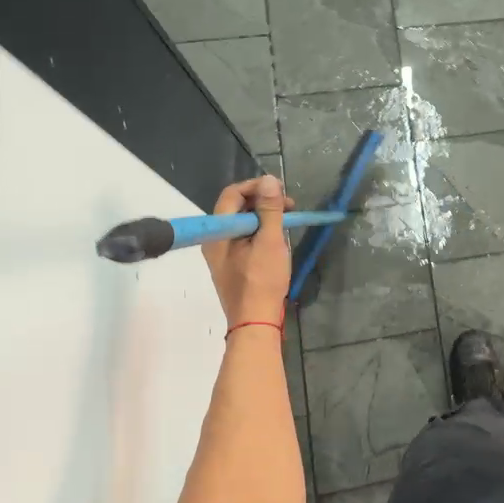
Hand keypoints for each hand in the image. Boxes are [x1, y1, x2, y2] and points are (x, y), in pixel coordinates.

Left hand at [202, 176, 293, 327]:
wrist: (254, 322)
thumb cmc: (262, 282)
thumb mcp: (270, 242)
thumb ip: (270, 210)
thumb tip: (270, 180)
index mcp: (218, 231)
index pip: (232, 194)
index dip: (256, 187)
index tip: (281, 192)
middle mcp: (215, 238)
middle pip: (235, 206)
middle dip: (262, 200)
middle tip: (289, 206)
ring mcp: (222, 252)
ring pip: (241, 222)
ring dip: (264, 215)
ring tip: (287, 221)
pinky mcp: (231, 263)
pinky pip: (243, 236)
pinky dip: (260, 230)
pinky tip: (277, 238)